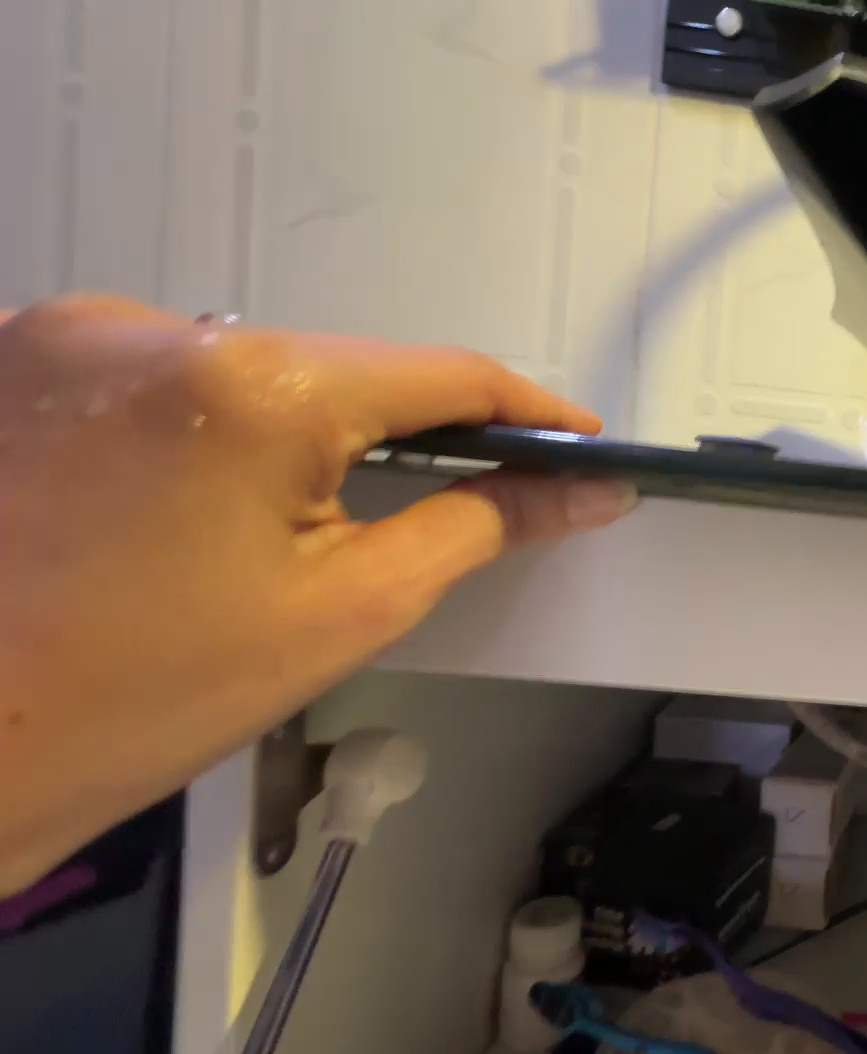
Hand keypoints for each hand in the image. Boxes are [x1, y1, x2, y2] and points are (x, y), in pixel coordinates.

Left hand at [0, 295, 637, 891]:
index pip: (446, 373)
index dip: (534, 407)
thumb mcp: (357, 603)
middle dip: (438, 425)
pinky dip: (260, 420)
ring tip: (372, 496)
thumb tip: (589, 491)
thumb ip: (488, 522)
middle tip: (499, 481)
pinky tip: (260, 483)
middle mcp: (151, 327)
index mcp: (252, 386)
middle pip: (359, 366)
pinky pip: (196, 374)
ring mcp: (67, 335)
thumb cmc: (152, 693)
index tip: (585, 442)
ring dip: (346, 423)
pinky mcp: (20, 361)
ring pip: (279, 366)